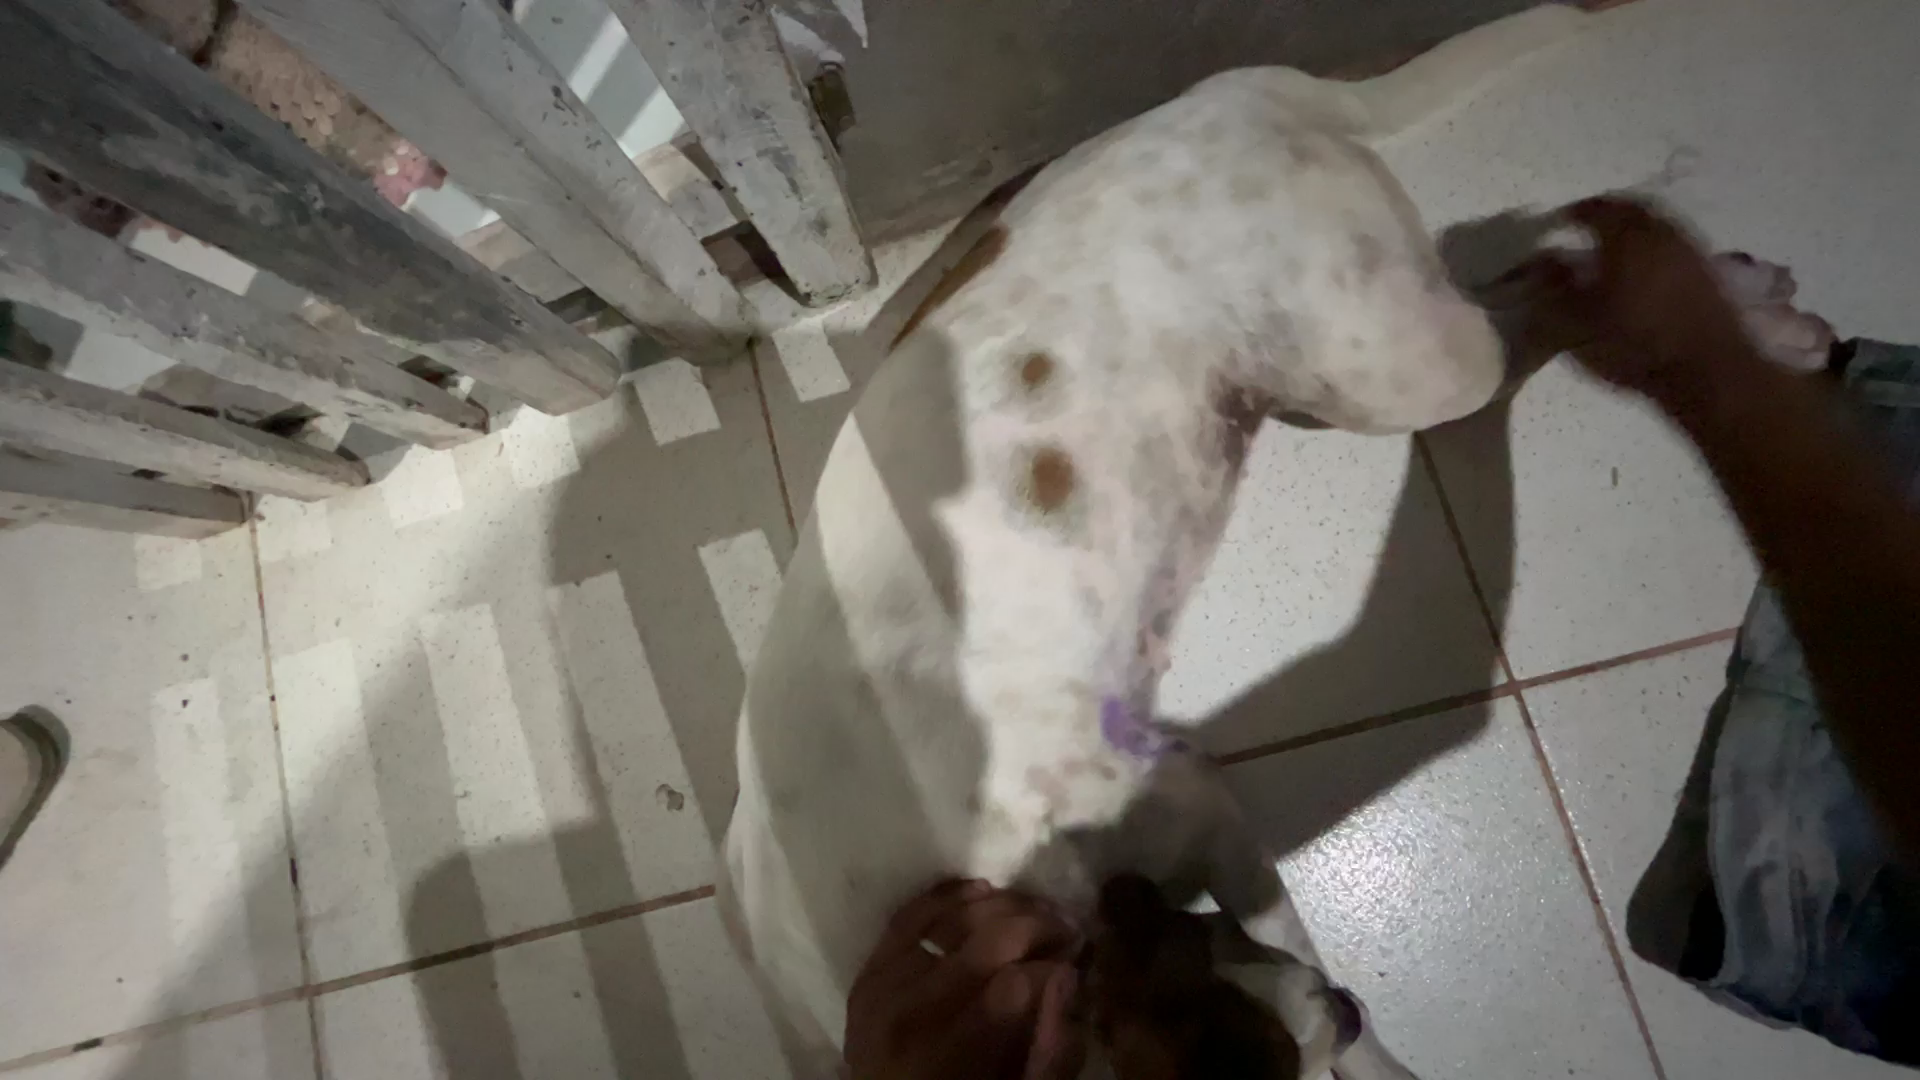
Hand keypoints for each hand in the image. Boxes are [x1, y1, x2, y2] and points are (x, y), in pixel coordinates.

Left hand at [845, 879, 1084, 1079]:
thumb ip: (1049, 1056)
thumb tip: (1067, 977)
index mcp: (947, 1060)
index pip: (1013, 987)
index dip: (1053, 965)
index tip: (1076, 958)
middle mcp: (909, 1016)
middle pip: (985, 944)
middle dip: (1036, 926)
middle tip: (1067, 925)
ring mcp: (882, 987)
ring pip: (952, 918)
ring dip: (1001, 903)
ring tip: (1034, 907)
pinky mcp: (869, 970)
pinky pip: (911, 914)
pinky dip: (948, 896)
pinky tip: (982, 890)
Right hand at [1546, 196, 1761, 407]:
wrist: (1703, 369)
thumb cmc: (1630, 345)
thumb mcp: (1576, 323)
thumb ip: (1556, 286)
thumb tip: (1540, 259)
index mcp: (1629, 243)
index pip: (1601, 211)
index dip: (1577, 212)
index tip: (1557, 219)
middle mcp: (1664, 237)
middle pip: (1636, 210)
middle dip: (1609, 213)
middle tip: (1585, 223)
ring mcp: (1691, 252)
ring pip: (1658, 225)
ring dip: (1633, 228)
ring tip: (1610, 244)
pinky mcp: (1706, 272)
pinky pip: (1672, 243)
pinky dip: (1652, 245)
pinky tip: (1639, 266)